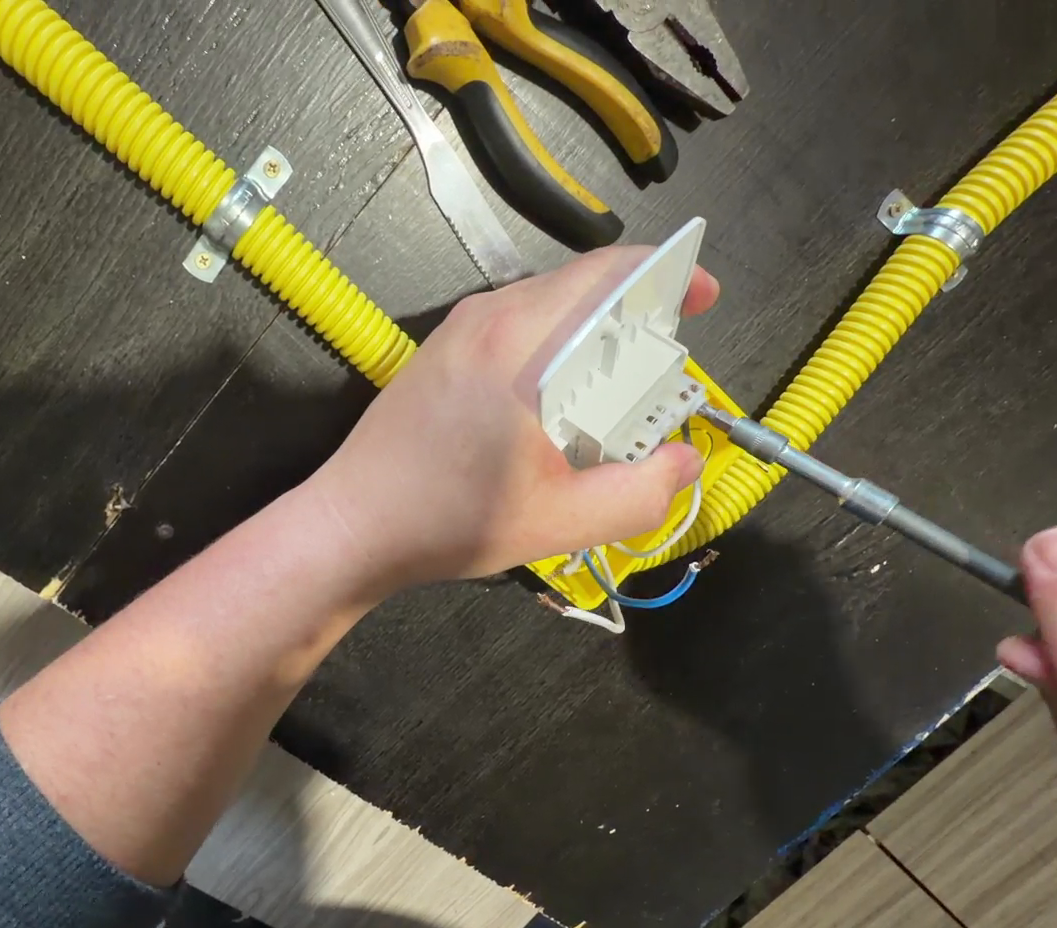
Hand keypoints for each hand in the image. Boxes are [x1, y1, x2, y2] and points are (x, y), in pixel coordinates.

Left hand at [302, 247, 718, 590]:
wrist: (353, 525)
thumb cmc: (452, 522)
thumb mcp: (560, 522)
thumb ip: (638, 494)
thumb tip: (683, 462)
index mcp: (520, 344)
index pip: (609, 273)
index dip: (669, 274)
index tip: (703, 297)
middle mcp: (485, 319)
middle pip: (580, 285)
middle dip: (636, 311)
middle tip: (664, 361)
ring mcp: (455, 332)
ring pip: (545, 305)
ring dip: (591, 331)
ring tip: (616, 385)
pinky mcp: (438, 353)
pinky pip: (512, 325)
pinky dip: (552, 344)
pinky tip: (556, 397)